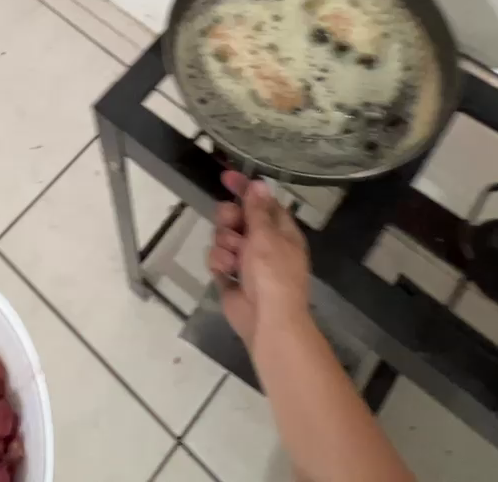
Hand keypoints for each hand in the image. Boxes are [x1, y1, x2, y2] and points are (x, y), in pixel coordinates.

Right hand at [209, 170, 310, 349]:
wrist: (267, 320)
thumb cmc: (273, 274)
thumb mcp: (267, 236)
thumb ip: (258, 209)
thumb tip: (259, 183)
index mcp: (280, 231)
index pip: (261, 201)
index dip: (245, 188)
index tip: (226, 177)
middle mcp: (263, 243)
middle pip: (237, 216)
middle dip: (230, 219)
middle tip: (232, 225)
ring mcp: (245, 260)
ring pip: (223, 236)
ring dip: (225, 244)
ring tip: (234, 259)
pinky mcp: (229, 276)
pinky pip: (216, 258)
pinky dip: (220, 263)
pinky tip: (226, 272)